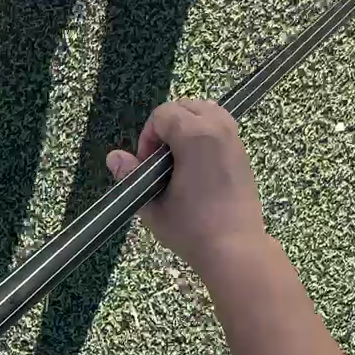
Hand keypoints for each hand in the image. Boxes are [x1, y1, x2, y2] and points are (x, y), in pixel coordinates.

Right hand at [106, 99, 269, 276]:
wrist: (234, 248)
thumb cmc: (191, 230)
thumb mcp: (153, 206)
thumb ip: (132, 177)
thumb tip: (113, 157)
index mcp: (195, 135)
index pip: (162, 114)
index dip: (147, 138)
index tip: (147, 167)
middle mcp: (218, 127)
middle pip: (184, 106)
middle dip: (166, 128)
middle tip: (159, 164)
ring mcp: (233, 137)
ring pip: (204, 112)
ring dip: (185, 129)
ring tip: (177, 163)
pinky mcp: (241, 151)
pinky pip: (218, 127)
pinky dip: (202, 136)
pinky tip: (195, 170)